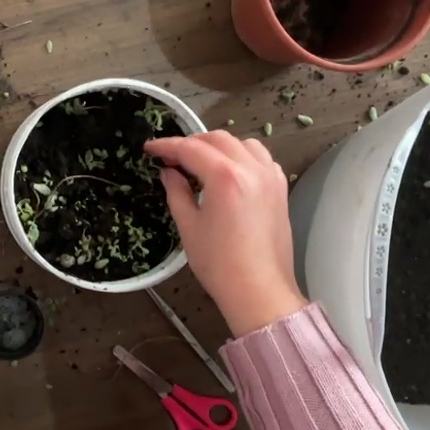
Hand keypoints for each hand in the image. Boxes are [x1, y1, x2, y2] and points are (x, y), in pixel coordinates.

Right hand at [144, 131, 308, 337]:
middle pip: (218, 139)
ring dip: (219, 146)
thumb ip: (177, 192)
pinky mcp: (280, 189)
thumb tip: (169, 172)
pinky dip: (243, 157)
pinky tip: (231, 172)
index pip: (191, 149)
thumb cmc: (219, 263)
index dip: (167, 146)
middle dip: (192, 143)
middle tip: (171, 157)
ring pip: (244, 144)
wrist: (258, 289)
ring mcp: (270, 177)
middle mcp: (251, 169)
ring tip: (201, 161)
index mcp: (225, 177)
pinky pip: (262, 159)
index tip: (150, 148)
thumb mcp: (189, 226)